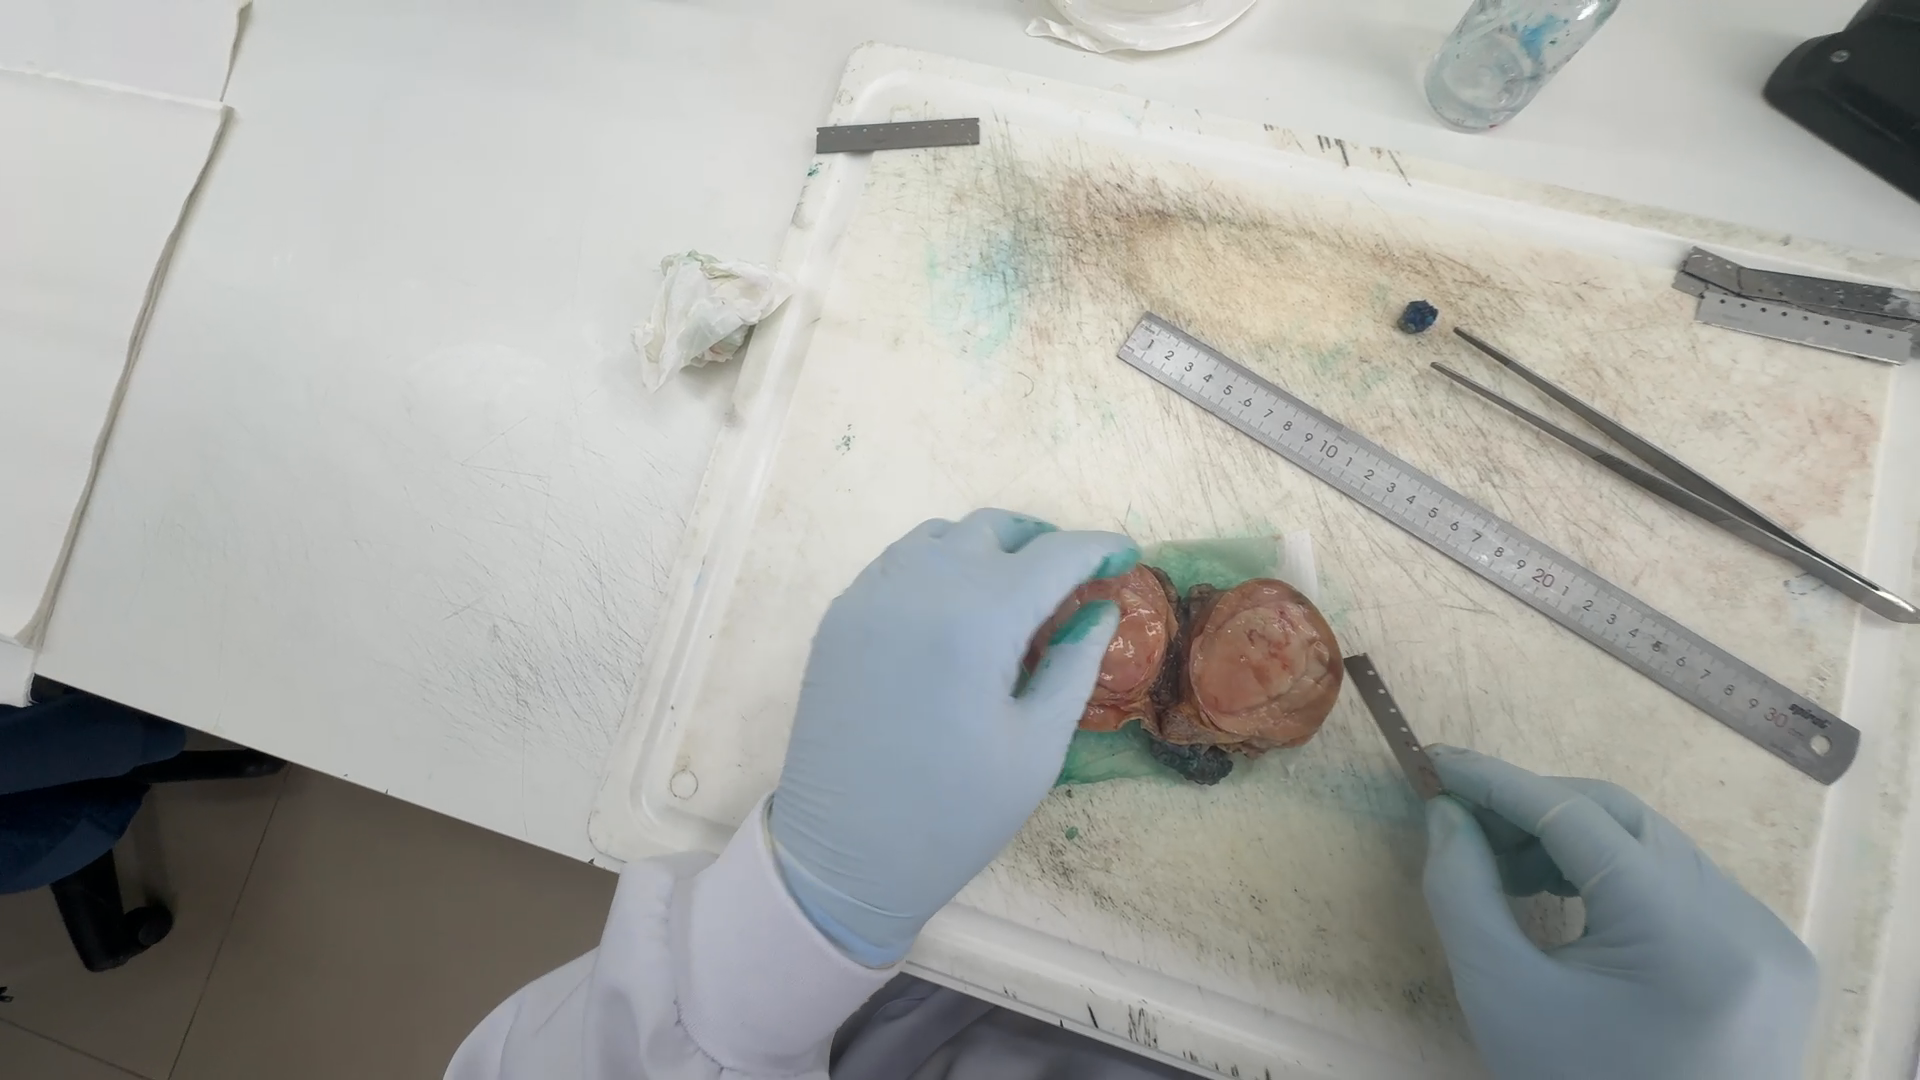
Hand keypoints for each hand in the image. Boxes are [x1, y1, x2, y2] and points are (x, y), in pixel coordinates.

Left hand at [769, 509, 1136, 965]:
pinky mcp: (841, 612)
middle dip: (1043, 540)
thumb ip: (1074, 663)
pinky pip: (899, 560)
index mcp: (978, 619)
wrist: (842, 853)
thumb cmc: (953, 814)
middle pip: (994, 528)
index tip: (1125, 551)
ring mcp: (872, 593)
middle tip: (1070, 575)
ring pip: (942, 535)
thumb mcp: (1037, 745)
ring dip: (987, 546)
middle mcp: (921, 585)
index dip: (1098, 546)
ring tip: (1013, 587)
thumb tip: (1100, 607)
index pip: (1054, 555)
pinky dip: (939, 563)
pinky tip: (953, 605)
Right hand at [1422, 746, 1817, 1079]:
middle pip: (1618, 816)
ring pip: (1643, 840)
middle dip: (1528, 806)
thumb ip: (1460, 884)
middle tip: (1461, 823)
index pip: (1575, 815)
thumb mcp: (1495, 984)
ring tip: (1503, 868)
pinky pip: (1669, 876)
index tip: (1432, 760)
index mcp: (1687, 936)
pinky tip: (1557, 893)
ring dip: (1562, 835)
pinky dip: (1602, 867)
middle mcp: (1747, 925)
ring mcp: (1767, 942)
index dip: (1495, 779)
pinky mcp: (1765, 958)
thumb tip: (1445, 809)